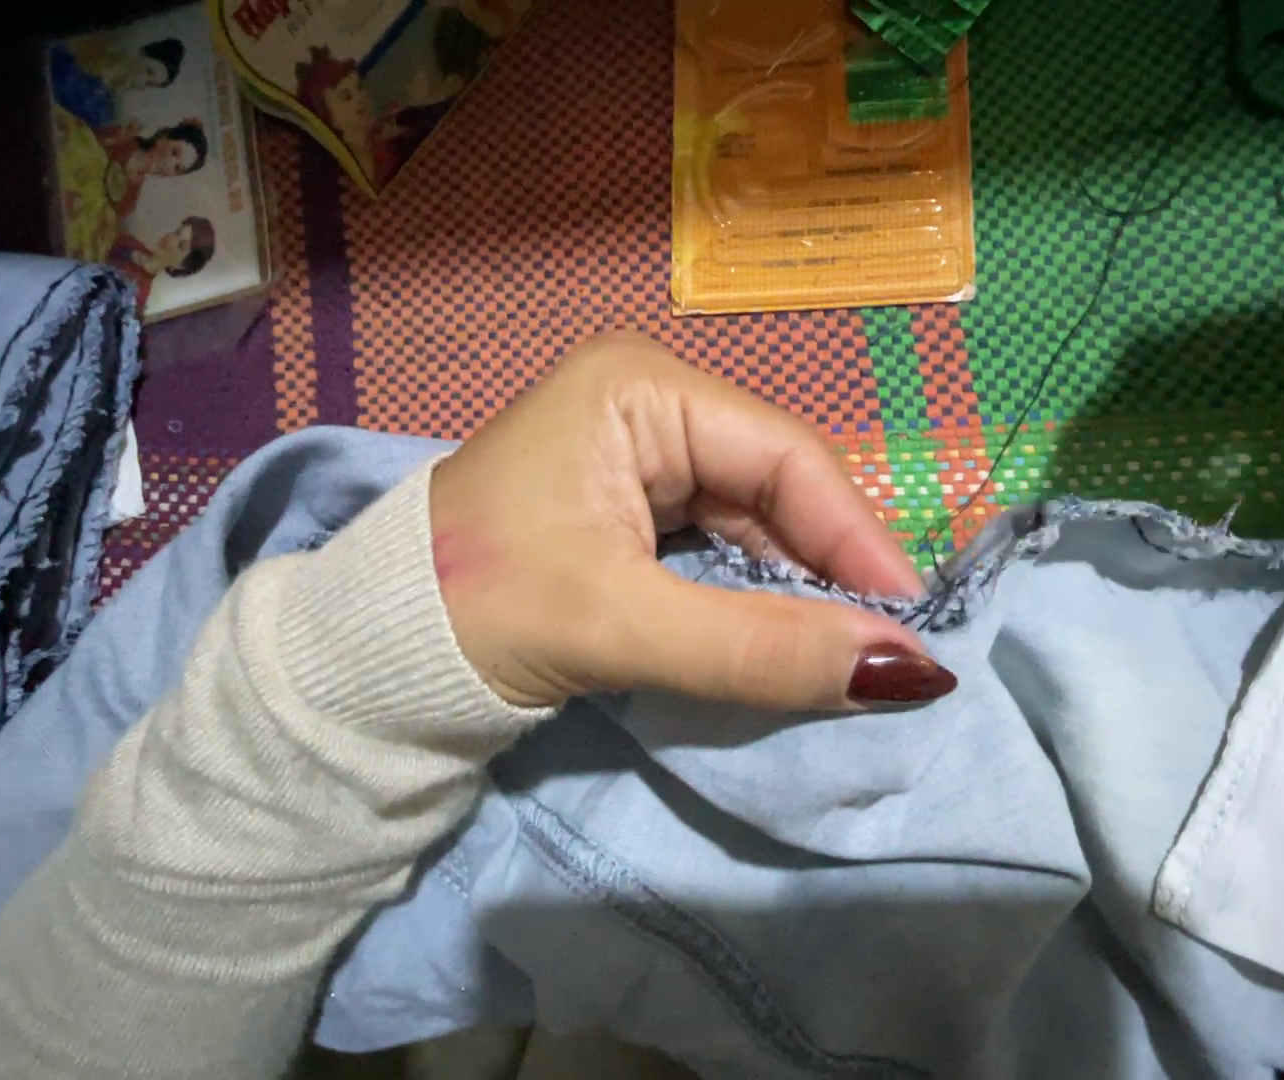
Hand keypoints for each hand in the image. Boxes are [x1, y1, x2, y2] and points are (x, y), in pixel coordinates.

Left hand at [429, 333, 955, 712]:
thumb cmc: (477, 609)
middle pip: (775, 488)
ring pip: (754, 522)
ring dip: (796, 588)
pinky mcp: (632, 508)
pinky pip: (720, 546)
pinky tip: (784, 633)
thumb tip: (903, 671)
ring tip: (843, 650)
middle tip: (884, 647)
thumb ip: (758, 646)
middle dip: (829, 568)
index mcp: (640, 390)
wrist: (372, 655)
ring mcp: (642, 457)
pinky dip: (754, 595)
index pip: (783, 457)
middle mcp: (649, 407)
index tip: (912, 620)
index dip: (856, 538)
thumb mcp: (619, 624)